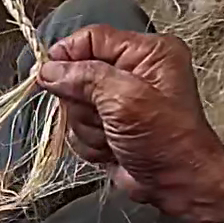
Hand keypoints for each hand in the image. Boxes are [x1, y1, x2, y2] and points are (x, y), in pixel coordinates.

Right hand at [34, 25, 223, 222]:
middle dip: (81, 102)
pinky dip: (89, 141)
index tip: (46, 75)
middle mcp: (132, 71)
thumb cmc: (165, 139)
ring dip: (86, 126)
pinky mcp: (107, 125)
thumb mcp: (125, 99)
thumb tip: (47, 69)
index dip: (66, 55)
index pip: (91, 38)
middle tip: (103, 117)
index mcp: (146, 52)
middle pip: (76, 74)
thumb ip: (85, 77)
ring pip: (73, 105)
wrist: (177, 184)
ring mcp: (117, 100)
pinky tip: (110, 147)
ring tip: (112, 136)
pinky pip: (77, 127)